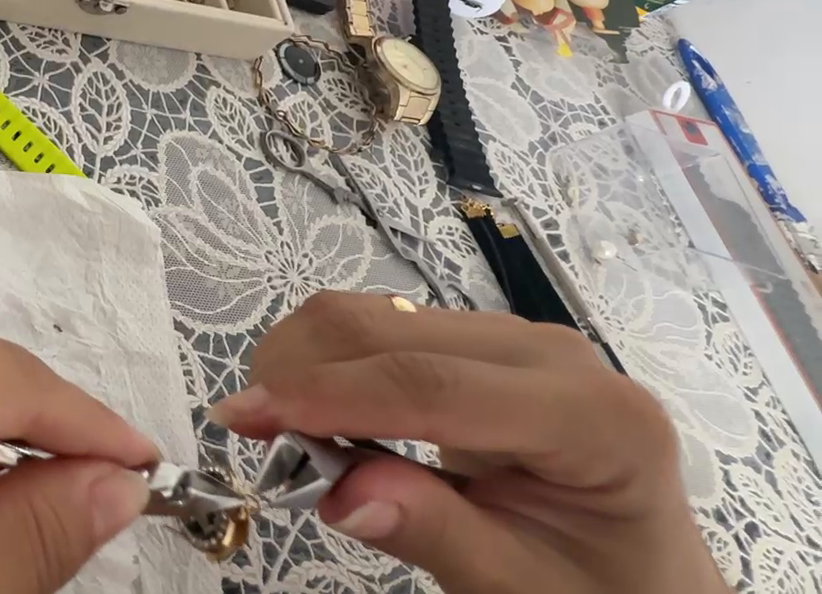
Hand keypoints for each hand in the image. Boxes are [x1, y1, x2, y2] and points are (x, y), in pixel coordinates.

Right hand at [212, 291, 728, 592]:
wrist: (633, 570)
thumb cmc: (591, 590)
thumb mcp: (525, 590)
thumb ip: (437, 536)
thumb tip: (339, 495)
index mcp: (593, 417)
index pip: (431, 385)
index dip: (328, 395)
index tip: (243, 417)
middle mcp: (545, 350)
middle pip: (384, 328)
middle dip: (297, 368)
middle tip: (248, 427)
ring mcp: (501, 332)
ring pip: (362, 311)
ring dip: (298, 357)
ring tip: (279, 422)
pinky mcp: (463, 332)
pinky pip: (368, 320)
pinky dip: (317, 355)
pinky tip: (310, 404)